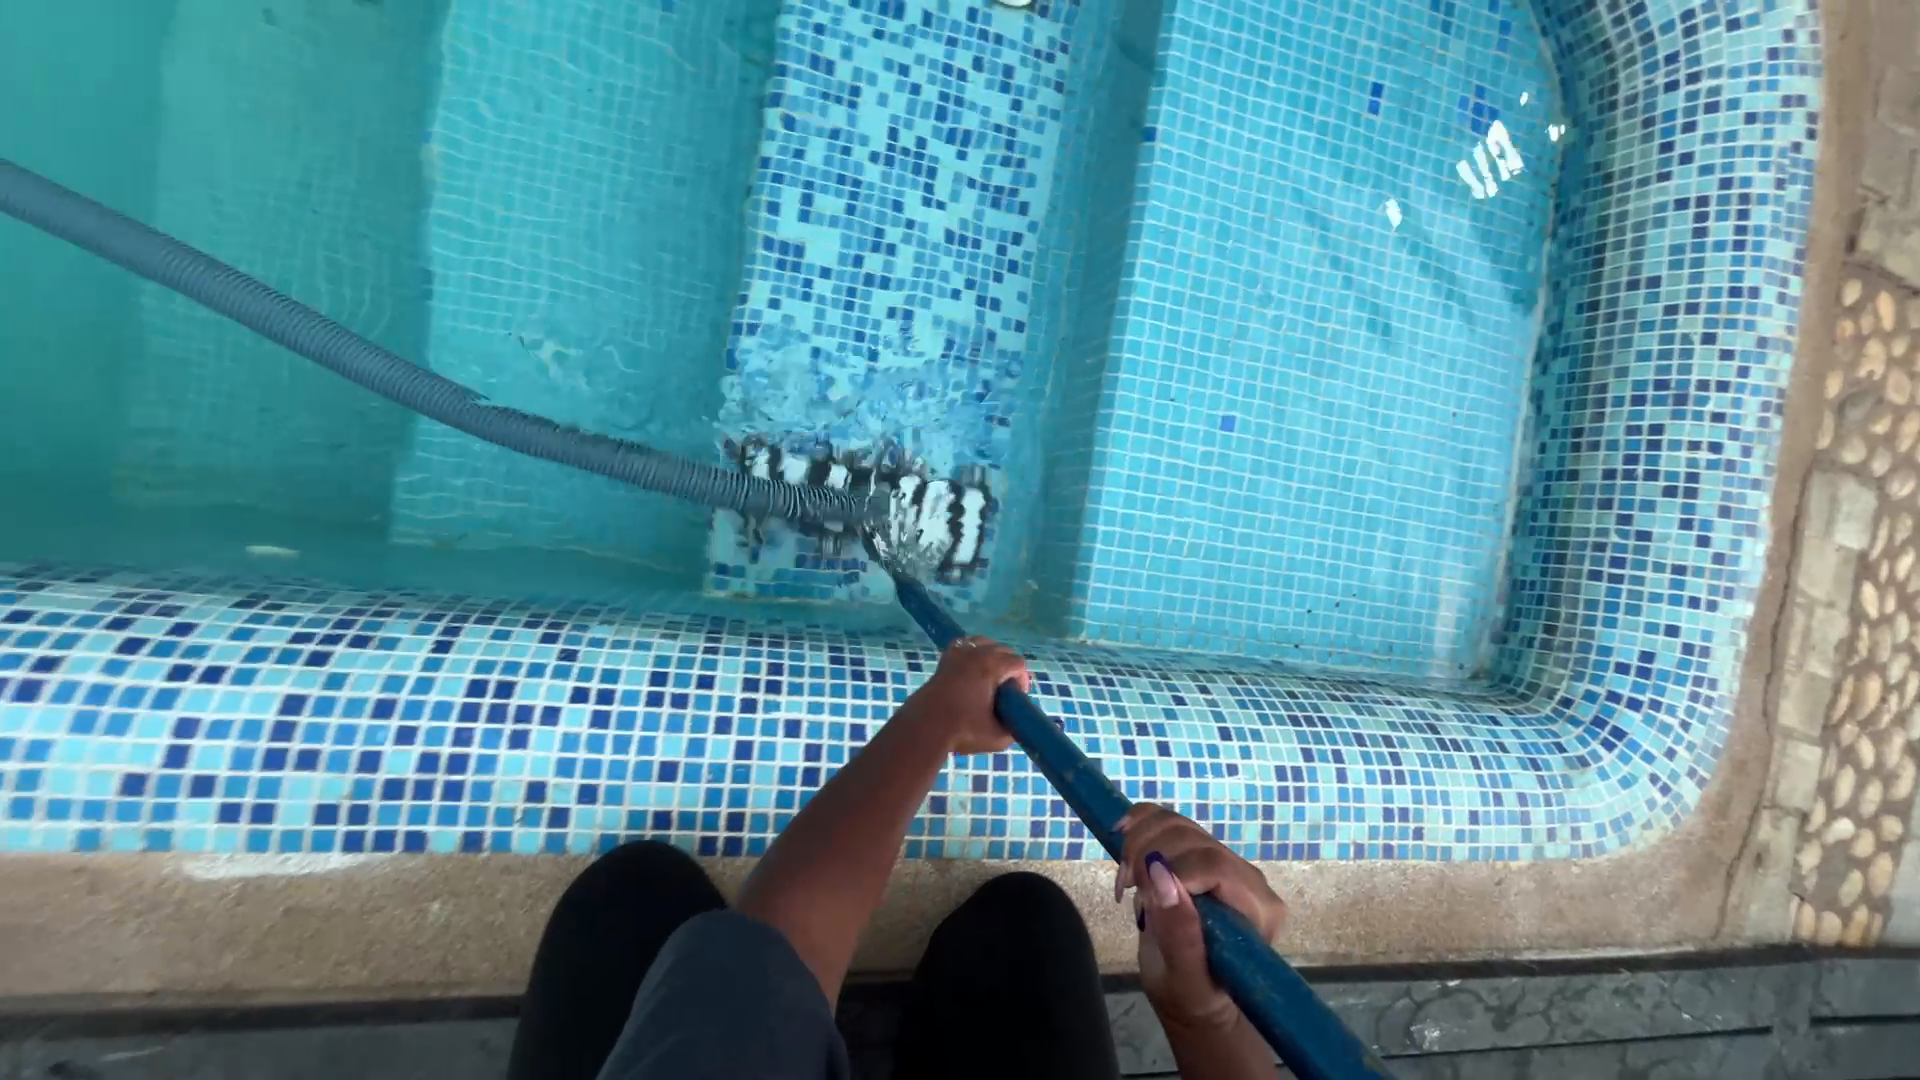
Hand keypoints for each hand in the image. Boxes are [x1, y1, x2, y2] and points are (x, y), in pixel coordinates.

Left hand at [901, 636, 1027, 755]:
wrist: (925, 727)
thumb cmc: (962, 730)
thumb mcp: (997, 737)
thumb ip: (1013, 728)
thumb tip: (1015, 724)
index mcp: (991, 666)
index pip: (1018, 663)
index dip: (1021, 680)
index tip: (1015, 699)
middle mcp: (976, 653)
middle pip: (1002, 650)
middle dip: (1008, 668)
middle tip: (1004, 692)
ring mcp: (958, 653)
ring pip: (983, 643)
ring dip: (991, 656)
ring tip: (989, 678)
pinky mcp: (945, 659)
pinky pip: (965, 645)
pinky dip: (972, 652)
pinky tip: (971, 669)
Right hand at [1116, 803, 1287, 1032]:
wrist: (1189, 994)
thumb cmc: (1194, 997)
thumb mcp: (1185, 980)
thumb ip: (1180, 934)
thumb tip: (1161, 876)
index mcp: (1258, 908)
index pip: (1214, 863)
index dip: (1172, 869)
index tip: (1144, 895)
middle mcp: (1246, 876)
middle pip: (1191, 838)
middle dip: (1148, 855)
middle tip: (1128, 889)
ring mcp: (1221, 858)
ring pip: (1175, 823)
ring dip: (1138, 842)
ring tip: (1127, 880)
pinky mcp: (1195, 850)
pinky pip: (1166, 818)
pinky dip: (1139, 822)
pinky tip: (1122, 836)